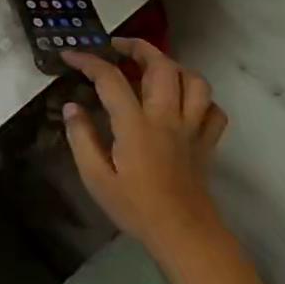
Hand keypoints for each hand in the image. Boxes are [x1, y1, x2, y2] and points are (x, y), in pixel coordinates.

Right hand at [61, 38, 229, 256]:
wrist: (183, 236)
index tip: (71, 55)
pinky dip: (202, 100)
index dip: (89, 61)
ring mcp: (192, 126)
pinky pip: (214, 109)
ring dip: (174, 68)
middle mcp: (167, 116)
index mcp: (136, 124)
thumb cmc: (136, 208)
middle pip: (162, 65)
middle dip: (139, 47)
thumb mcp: (96, 179)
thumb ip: (82, 139)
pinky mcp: (207, 140)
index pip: (111, 79)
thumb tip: (72, 107)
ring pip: (195, 80)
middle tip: (119, 48)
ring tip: (155, 70)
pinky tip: (185, 104)